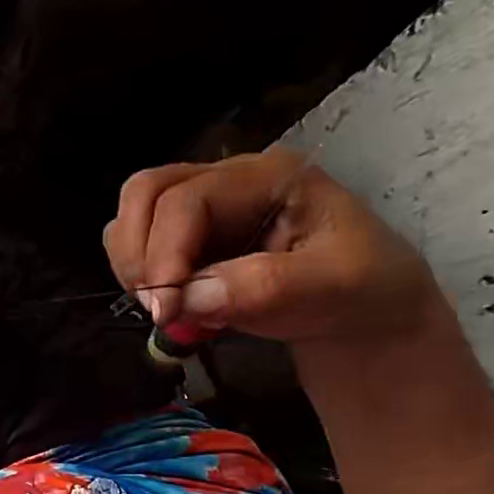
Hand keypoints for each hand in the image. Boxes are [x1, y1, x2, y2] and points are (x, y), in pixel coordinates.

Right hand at [104, 149, 442, 345]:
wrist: (361, 316)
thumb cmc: (357, 292)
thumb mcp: (332, 287)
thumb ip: (264, 286)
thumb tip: (189, 297)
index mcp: (266, 177)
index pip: (187, 200)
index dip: (165, 253)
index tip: (166, 310)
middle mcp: (224, 182)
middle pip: (145, 192)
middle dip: (137, 252)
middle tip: (158, 306)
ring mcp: (200, 210)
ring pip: (132, 217)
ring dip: (132, 265)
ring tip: (163, 306)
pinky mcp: (185, 241)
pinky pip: (136, 247)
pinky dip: (137, 276)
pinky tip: (167, 303)